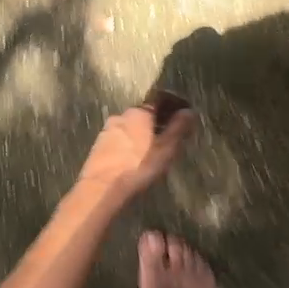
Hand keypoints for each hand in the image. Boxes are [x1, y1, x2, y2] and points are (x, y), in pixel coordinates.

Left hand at [76, 100, 197, 197]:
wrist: (102, 188)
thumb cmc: (139, 166)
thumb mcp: (165, 149)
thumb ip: (178, 128)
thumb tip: (189, 111)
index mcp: (139, 113)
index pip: (160, 100)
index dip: (174, 106)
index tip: (183, 115)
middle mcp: (121, 116)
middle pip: (144, 113)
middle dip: (158, 121)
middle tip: (170, 135)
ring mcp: (107, 130)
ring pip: (130, 126)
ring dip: (142, 133)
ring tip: (152, 149)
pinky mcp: (98, 145)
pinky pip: (120, 138)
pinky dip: (130, 142)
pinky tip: (134, 157)